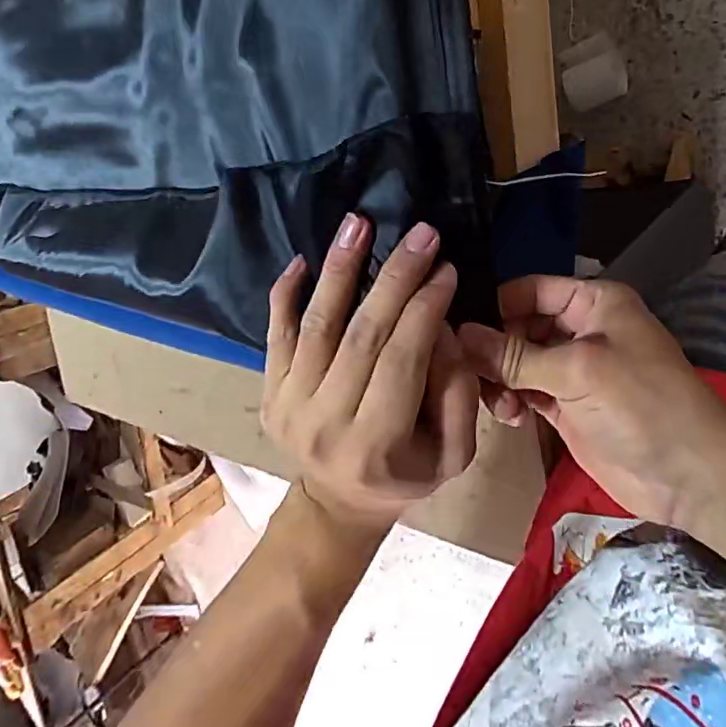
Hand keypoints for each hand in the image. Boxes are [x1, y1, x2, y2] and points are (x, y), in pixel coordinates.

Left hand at [261, 214, 481, 533]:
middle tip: (421, 233)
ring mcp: (288, 403)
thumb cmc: (403, 476)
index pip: (402, 358)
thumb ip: (457, 392)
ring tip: (358, 224)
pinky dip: (286, 292)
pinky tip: (304, 258)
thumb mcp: (452, 454)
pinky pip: (275, 332)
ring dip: (339, 268)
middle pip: (361, 334)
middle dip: (395, 277)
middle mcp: (324, 422)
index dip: (425, 308)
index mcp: (375, 445)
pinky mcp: (268, 389)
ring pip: (317, 324)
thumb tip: (443, 326)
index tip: (444, 267)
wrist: (337, 503)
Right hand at [458, 276, 725, 526]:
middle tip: (467, 373)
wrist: (691, 476)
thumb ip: (515, 355)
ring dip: (500, 379)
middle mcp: (580, 329)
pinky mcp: (565, 406)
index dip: (496, 306)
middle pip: (518, 326)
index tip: (458, 330)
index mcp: (593, 303)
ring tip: (500, 404)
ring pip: (517, 361)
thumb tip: (459, 334)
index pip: (530, 290)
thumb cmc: (642, 405)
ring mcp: (572, 370)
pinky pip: (524, 391)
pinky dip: (511, 400)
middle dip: (494, 347)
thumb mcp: (578, 371)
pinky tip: (510, 417)